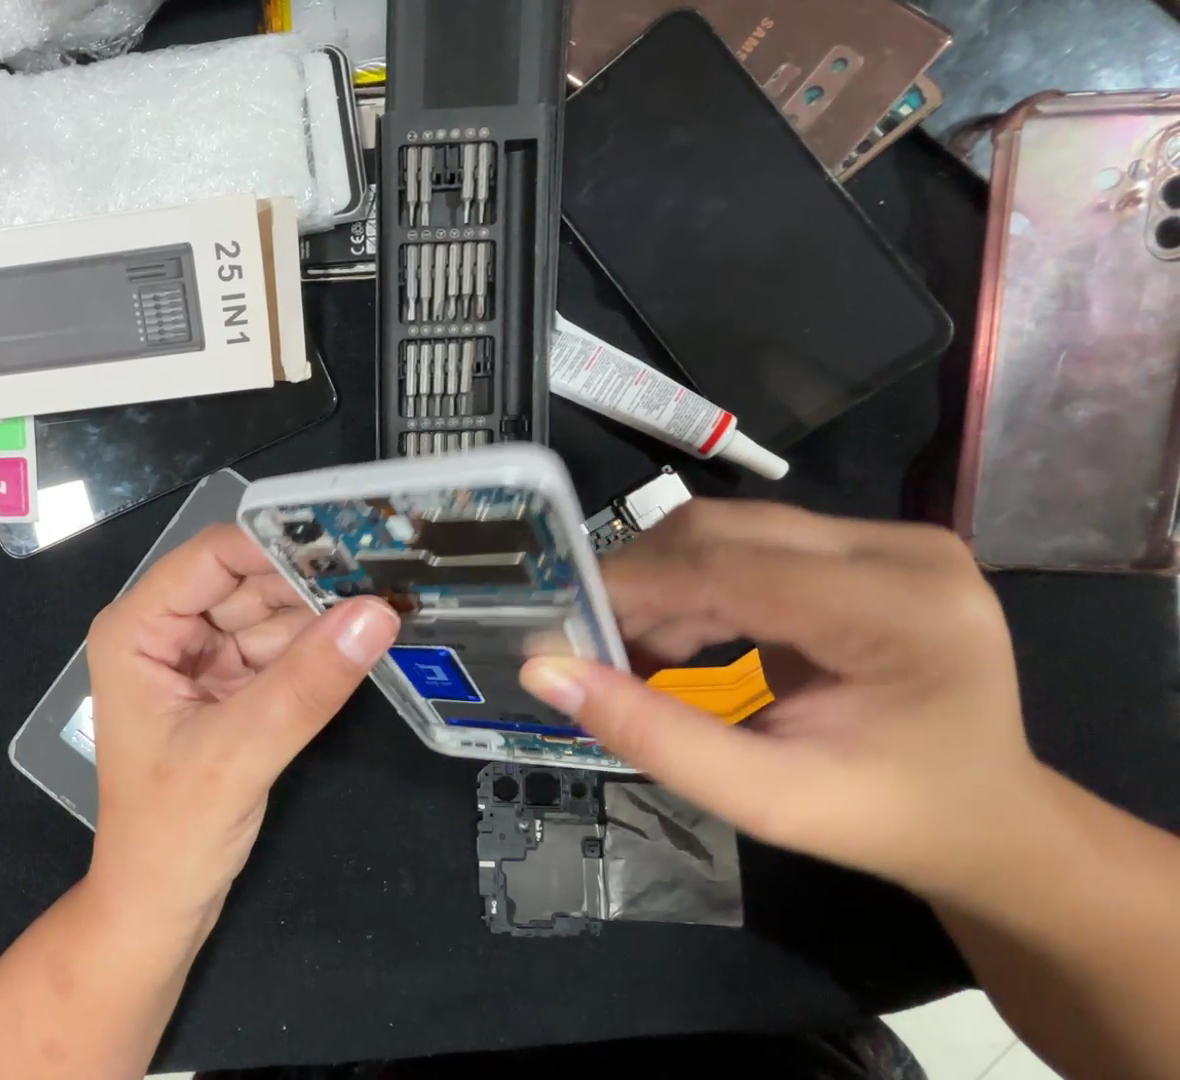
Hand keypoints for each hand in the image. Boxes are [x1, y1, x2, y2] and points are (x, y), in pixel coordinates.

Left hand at [84, 525, 399, 920]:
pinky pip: (278, 652)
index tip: (350, 544)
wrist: (160, 902)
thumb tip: (375, 613)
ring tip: (386, 606)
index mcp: (137, 629)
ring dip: (319, 618)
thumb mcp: (238, 752)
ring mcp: (198, 659)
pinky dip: (314, 652)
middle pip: (246, 583)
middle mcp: (165, 631)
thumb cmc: (172, 831)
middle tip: (386, 577)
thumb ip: (306, 684)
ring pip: (269, 615)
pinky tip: (358, 646)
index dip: (278, 545)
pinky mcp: (228, 687)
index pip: (212, 558)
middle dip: (309, 585)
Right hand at [520, 501, 1040, 899]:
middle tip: (589, 644)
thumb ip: (653, 735)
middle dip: (637, 584)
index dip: (632, 588)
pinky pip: (739, 543)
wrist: (982, 815)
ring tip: (631, 651)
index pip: (734, 570)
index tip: (557, 623)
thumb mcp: (763, 799)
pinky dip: (686, 586)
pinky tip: (672, 636)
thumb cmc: (882, 817)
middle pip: (720, 532)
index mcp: (906, 615)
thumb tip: (544, 671)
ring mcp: (884, 540)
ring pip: (720, 531)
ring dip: (657, 585)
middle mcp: (901, 552)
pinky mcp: (858, 545)